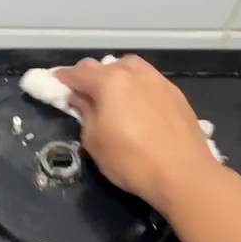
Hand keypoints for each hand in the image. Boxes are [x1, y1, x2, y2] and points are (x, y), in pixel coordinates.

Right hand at [53, 55, 225, 212]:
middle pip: (104, 66)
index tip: (55, 84)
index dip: (63, 78)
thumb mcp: (94, 141)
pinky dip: (137, 87)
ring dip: (116, 77)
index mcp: (109, 81)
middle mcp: (134, 73)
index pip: (78, 73)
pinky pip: (149, 82)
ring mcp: (158, 81)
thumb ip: (84, 113)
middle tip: (83, 95)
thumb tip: (80, 99)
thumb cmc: (131, 160)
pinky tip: (138, 107)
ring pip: (130, 68)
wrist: (185, 175)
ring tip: (113, 97)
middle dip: (89, 77)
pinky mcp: (176, 94)